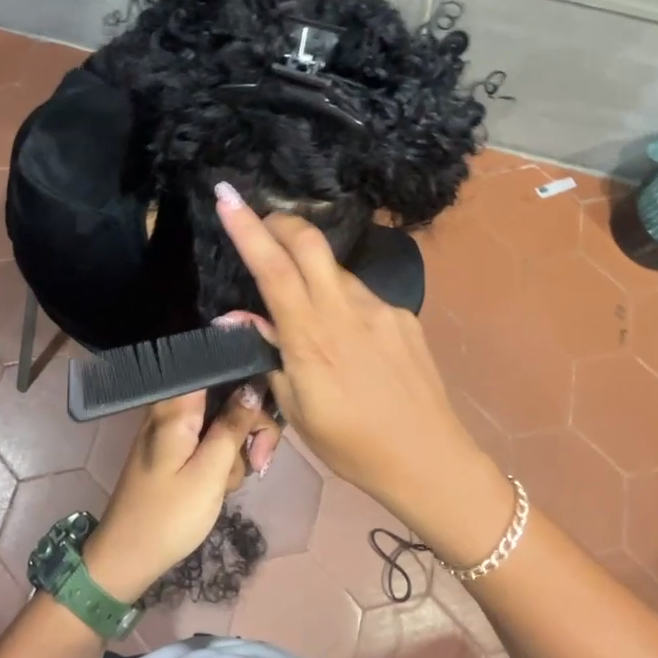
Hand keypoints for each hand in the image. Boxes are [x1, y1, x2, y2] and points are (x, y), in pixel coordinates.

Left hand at [83, 386, 277, 602]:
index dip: (249, 381)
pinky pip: (207, 440)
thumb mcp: (210, 473)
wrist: (128, 555)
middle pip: (225, 395)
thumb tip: (253, 387)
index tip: (267, 413)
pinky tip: (219, 485)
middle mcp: (171, 407)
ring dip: (235, 450)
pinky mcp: (173, 448)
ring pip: (221, 421)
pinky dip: (220, 460)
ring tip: (228, 484)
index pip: (218, 365)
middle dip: (249, 426)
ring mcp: (171, 428)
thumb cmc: (169, 516)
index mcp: (176, 405)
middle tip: (258, 462)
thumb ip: (233, 427)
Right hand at [211, 182, 486, 516]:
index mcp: (311, 339)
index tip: (226, 196)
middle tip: (257, 220)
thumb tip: (236, 318)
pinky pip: (359, 293)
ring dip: (308, 265)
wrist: (430, 461)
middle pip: (309, 242)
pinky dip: (336, 296)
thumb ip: (268, 354)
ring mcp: (380, 309)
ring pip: (333, 267)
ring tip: (299, 298)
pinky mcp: (403, 316)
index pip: (273, 269)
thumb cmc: (350, 445)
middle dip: (278, 220)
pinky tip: (342, 332)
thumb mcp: (295, 409)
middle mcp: (345, 312)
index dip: (247, 229)